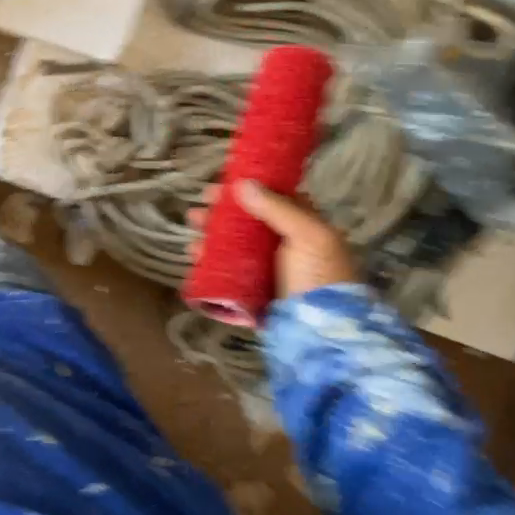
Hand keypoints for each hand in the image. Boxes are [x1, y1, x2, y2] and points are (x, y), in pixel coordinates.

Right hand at [187, 180, 355, 299]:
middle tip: (196, 215)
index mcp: (304, 228)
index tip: (219, 187)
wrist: (322, 331)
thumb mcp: (308, 237)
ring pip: (231, 247)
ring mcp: (267, 270)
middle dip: (218, 216)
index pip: (272, 200)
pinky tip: (195, 260)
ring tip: (192, 242)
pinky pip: (225, 271)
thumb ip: (277, 209)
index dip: (246, 190)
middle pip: (245, 223)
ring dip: (209, 240)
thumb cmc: (320, 277)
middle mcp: (284, 246)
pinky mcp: (252, 290)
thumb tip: (241, 183)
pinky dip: (208, 263)